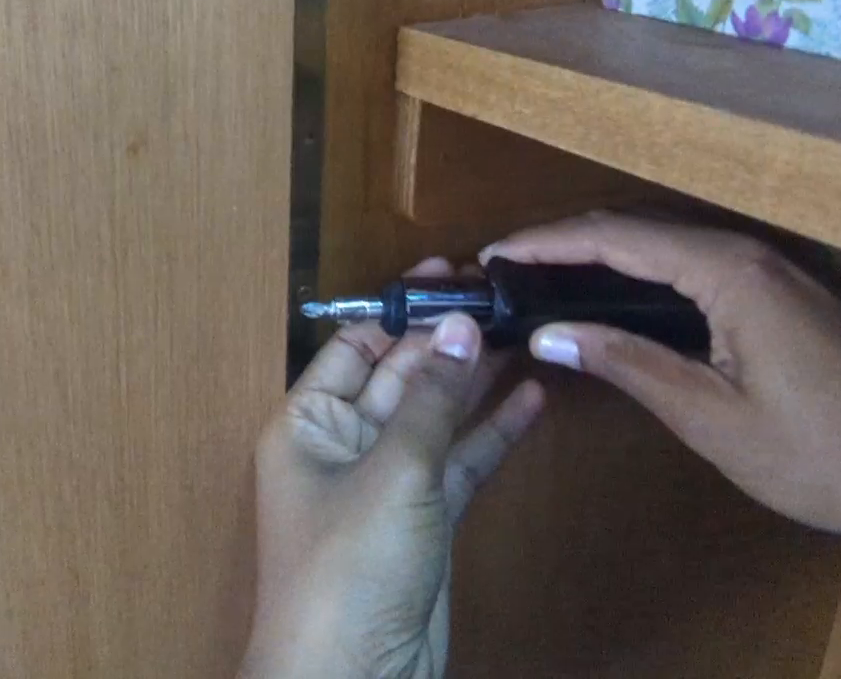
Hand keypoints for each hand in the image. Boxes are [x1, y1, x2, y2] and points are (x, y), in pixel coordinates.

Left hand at [241, 259, 544, 678]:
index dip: (401, 310)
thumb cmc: (349, 564)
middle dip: (444, 340)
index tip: (449, 275)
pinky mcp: (426, 516)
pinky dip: (491, 433)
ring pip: (434, 415)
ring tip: (521, 332)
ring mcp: (388, 480)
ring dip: (474, 380)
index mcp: (309, 419)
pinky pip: (459, 461)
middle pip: (400, 375)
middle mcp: (343, 440)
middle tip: (498, 296)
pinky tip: (531, 400)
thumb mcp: (391, 473)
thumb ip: (430, 399)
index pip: (357, 346)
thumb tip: (459, 322)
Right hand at [482, 212, 840, 552]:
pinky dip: (643, 266)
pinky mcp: (792, 287)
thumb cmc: (830, 459)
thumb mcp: (712, 418)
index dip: (544, 243)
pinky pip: (696, 257)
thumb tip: (543, 334)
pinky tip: (623, 293)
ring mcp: (777, 264)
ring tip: (548, 276)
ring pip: (667, 238)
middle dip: (566, 240)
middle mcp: (750, 249)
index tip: (492, 254)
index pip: (612, 238)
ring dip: (604, 251)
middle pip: (636, 226)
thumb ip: (625, 363)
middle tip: (510, 268)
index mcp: (728, 270)